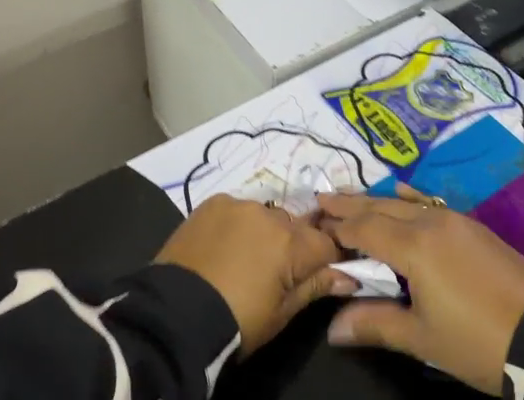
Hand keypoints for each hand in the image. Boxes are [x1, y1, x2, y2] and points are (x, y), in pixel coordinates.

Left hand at [156, 195, 355, 351]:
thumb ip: (315, 287)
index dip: (328, 258)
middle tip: (277, 273)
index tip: (321, 272)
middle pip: (294, 226)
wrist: (175, 314)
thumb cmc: (237, 321)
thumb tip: (348, 276)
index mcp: (290, 243)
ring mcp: (237, 204)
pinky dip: (237, 224)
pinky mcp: (211, 202)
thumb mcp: (281, 314)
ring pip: (265, 215)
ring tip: (246, 259)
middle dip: (293, 245)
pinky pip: (237, 209)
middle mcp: (268, 215)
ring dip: (264, 232)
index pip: (326, 243)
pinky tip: (225, 246)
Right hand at [316, 190, 523, 392]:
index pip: (364, 228)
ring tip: (352, 197)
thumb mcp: (421, 339)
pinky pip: (429, 204)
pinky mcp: (474, 227)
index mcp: (413, 246)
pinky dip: (406, 199)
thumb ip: (375, 324)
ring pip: (405, 201)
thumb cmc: (476, 341)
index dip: (338, 227)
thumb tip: (332, 328)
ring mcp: (456, 220)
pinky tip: (401, 193)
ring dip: (376, 200)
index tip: (314, 223)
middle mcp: (430, 222)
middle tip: (322, 199)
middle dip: (351, 204)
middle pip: (381, 206)